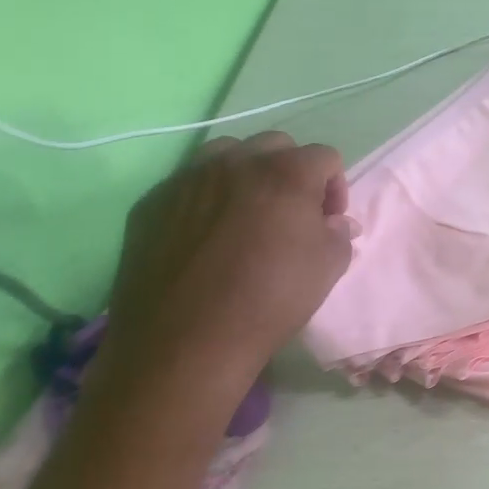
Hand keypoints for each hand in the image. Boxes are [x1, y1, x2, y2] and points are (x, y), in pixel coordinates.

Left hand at [99, 131, 356, 398]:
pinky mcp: (150, 205)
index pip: (324, 156)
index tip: (327, 221)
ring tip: (246, 213)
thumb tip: (333, 223)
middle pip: (274, 145)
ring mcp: (186, 181)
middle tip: (291, 212)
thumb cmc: (270, 300)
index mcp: (286, 173)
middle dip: (290, 171)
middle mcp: (235, 164)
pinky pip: (187, 183)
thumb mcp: (329, 266)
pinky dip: (205, 197)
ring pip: (225, 154)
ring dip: (245, 174)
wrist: (183, 344)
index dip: (334, 186)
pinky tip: (206, 236)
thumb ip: (338, 233)